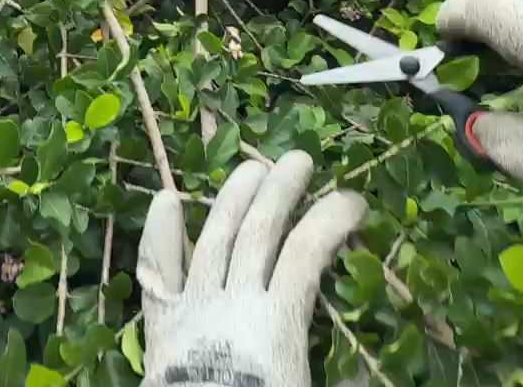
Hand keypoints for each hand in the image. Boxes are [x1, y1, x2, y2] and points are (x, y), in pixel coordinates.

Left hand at [138, 151, 365, 386]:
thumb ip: (339, 384)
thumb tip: (365, 368)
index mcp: (275, 327)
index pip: (307, 253)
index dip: (331, 218)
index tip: (354, 200)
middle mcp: (234, 304)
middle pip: (259, 230)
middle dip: (282, 189)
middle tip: (300, 158)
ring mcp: (193, 308)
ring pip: (215, 236)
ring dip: (235, 197)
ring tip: (253, 168)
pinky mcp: (161, 326)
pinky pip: (156, 273)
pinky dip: (160, 236)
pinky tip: (165, 199)